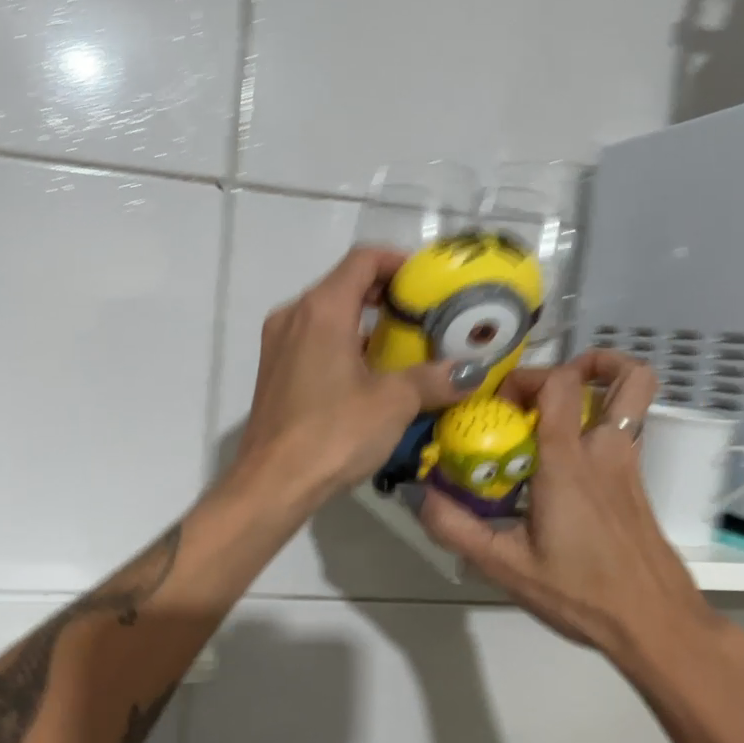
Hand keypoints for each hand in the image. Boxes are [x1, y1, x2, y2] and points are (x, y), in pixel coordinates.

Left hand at [232, 246, 470, 503]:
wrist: (273, 482)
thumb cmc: (334, 433)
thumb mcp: (393, 403)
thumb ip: (433, 379)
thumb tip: (470, 372)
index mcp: (322, 309)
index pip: (363, 260)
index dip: (399, 262)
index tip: (429, 281)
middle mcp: (294, 315)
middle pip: (344, 283)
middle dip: (386, 294)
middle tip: (425, 314)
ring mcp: (278, 343)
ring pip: (327, 314)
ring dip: (365, 321)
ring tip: (405, 345)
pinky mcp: (274, 370)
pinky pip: (314, 339)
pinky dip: (344, 343)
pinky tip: (371, 373)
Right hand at [418, 350, 721, 657]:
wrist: (656, 625)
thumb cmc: (581, 594)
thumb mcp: (505, 567)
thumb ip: (456, 528)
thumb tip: (419, 495)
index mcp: (569, 463)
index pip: (560, 385)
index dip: (526, 378)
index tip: (497, 404)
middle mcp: (606, 452)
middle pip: (626, 377)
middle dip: (584, 364)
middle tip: (538, 393)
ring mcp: (629, 466)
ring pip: (634, 399)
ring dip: (603, 385)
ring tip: (559, 405)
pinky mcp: (637, 484)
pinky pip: (624, 430)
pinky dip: (598, 423)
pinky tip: (562, 461)